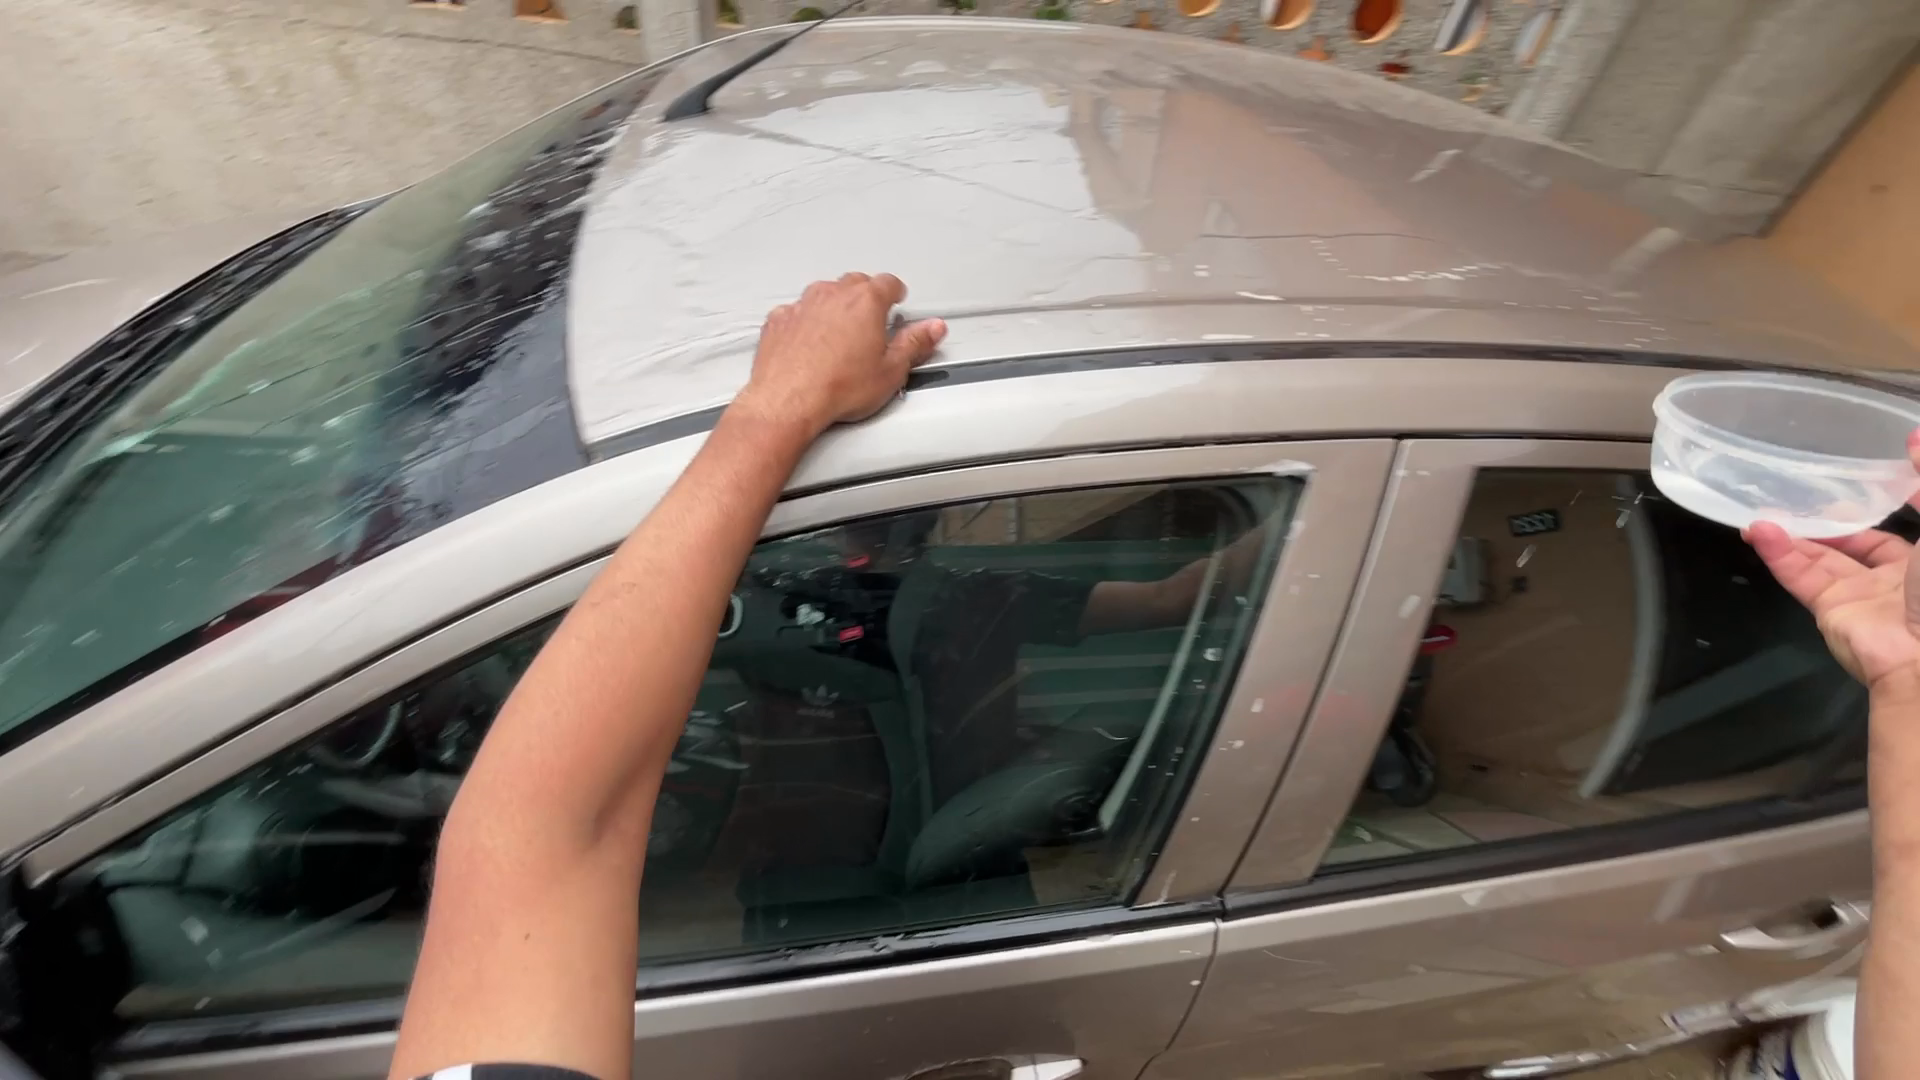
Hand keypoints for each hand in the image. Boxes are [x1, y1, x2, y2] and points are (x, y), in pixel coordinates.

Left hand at [733, 272, 946, 434]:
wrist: (788, 400)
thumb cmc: (836, 386)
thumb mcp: (891, 371)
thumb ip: (915, 344)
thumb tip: (932, 329)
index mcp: (866, 302)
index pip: (888, 284)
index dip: (896, 292)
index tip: (897, 299)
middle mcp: (832, 296)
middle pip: (855, 284)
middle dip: (866, 298)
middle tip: (873, 319)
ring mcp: (803, 306)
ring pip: (824, 295)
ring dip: (835, 308)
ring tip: (842, 335)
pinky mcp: (780, 321)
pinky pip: (797, 312)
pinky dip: (806, 322)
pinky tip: (811, 343)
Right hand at [1747, 431, 1919, 699]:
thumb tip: (1915, 438)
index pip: (1911, 524)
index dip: (1889, 499)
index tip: (1863, 474)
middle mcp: (1905, 577)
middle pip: (1860, 542)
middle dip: (1830, 520)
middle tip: (1801, 495)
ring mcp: (1864, 594)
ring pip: (1822, 557)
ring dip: (1794, 533)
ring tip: (1764, 508)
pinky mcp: (1828, 607)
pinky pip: (1798, 574)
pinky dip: (1776, 552)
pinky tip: (1758, 530)